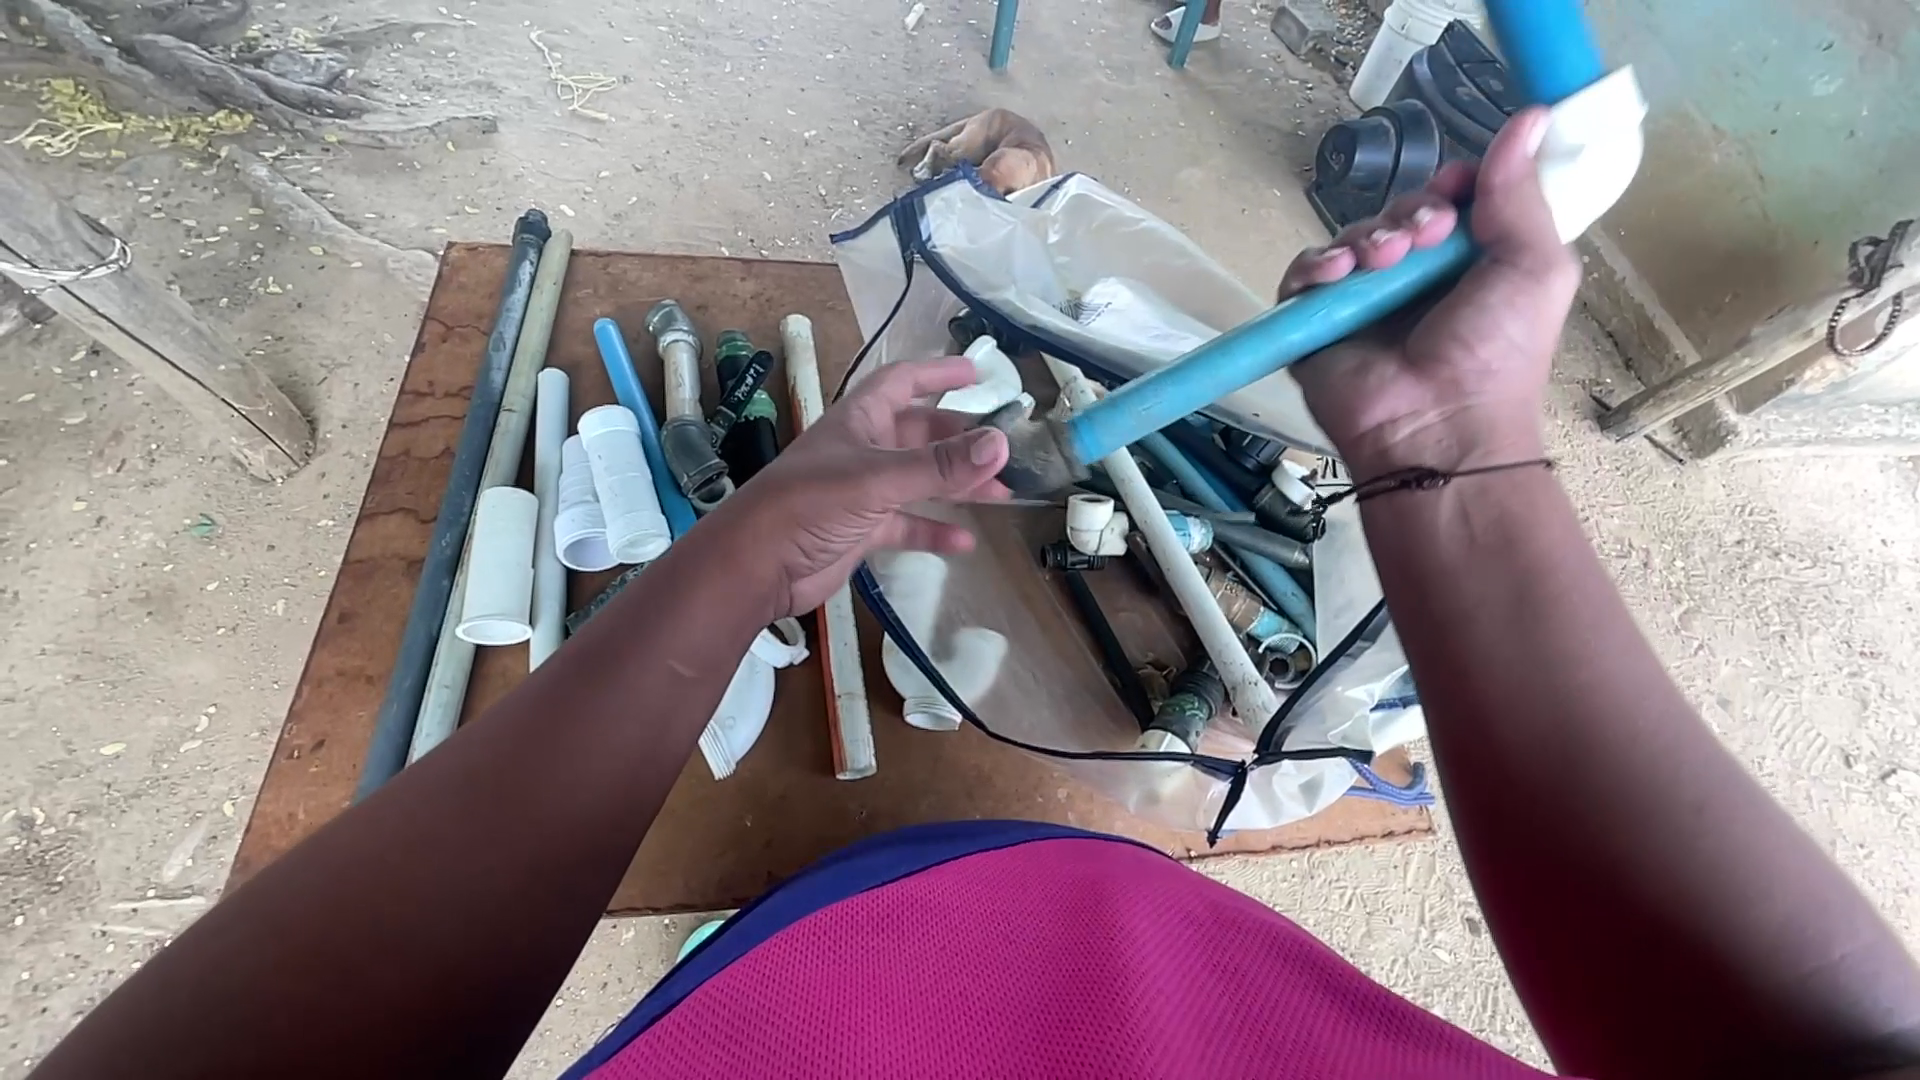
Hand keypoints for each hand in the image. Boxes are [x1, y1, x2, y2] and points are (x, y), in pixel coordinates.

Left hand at [710, 356, 1010, 618]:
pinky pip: (906, 525)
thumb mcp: (877, 478)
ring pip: (919, 481)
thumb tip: (1000, 445)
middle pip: (919, 435)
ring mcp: (862, 493)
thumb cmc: (808, 504)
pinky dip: (933, 530)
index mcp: (860, 420)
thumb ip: (939, 465)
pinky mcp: (860, 531)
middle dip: (959, 440)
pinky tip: (963, 542)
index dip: (938, 374)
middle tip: (1001, 451)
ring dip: (956, 486)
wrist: (757, 565)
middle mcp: (862, 450)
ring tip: (1000, 495)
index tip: (977, 374)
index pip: (902, 382)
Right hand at [1281, 108, 1579, 478]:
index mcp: (1462, 265)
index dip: (1447, 186)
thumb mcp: (1533, 266)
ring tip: (1381, 261)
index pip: (1444, 202)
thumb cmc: (1496, 352)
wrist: (1435, 423)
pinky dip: (1314, 265)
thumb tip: (1529, 116)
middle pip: (1395, 214)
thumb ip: (1521, 196)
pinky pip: (1301, 276)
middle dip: (1409, 212)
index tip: (1456, 189)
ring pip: (1348, 239)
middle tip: (1423, 237)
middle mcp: (1407, 280)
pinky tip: (1335, 274)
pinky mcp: (1312, 325)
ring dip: (1366, 238)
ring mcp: (1356, 303)